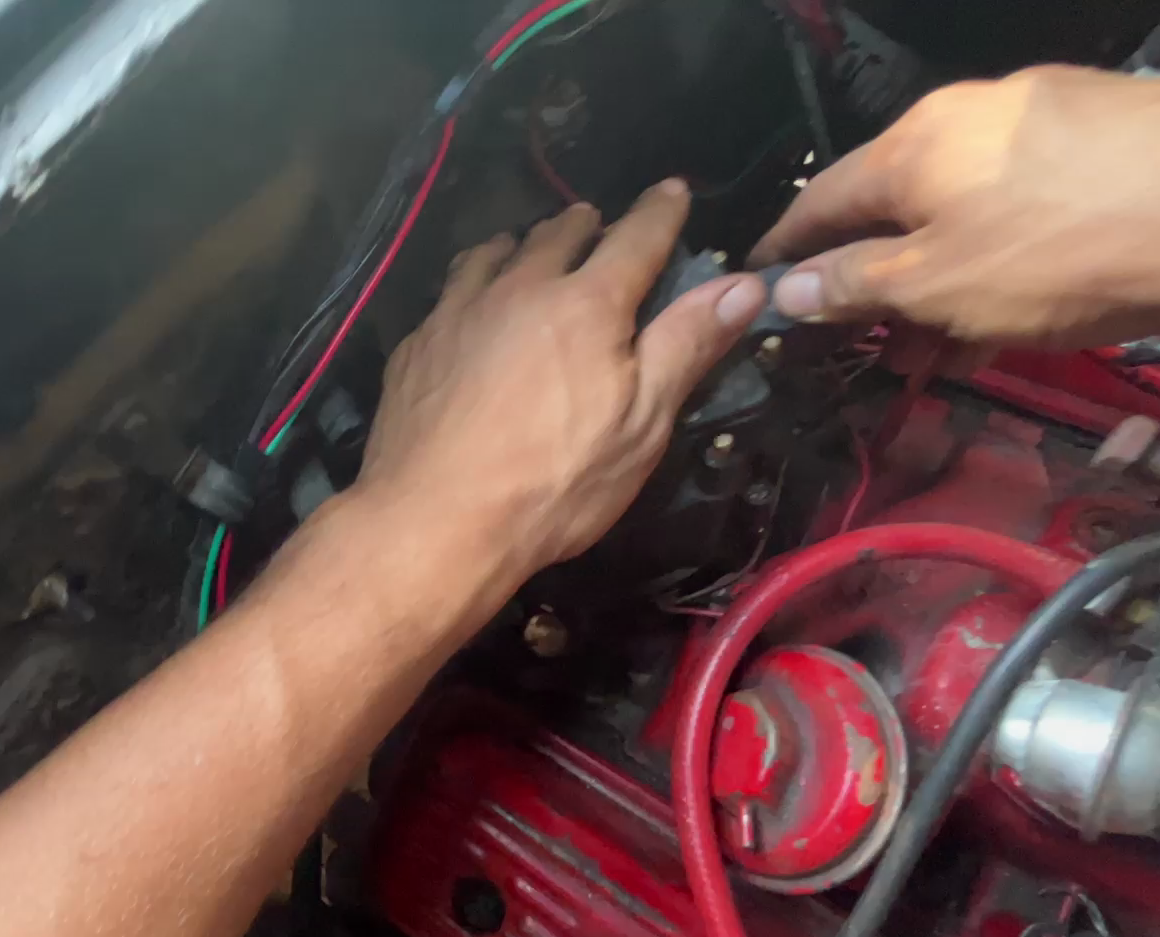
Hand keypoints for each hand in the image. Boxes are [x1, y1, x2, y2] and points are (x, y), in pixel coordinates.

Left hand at [351, 180, 765, 590]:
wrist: (435, 521)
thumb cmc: (552, 484)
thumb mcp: (639, 424)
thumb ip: (686, 346)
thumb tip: (744, 282)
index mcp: (586, 305)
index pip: (637, 236)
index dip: (661, 211)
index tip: (672, 192)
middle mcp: (517, 291)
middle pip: (557, 235)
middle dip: (585, 224)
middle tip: (595, 226)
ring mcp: (456, 315)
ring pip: (491, 254)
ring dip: (519, 246)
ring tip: (525, 250)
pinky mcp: (415, 347)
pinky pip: (447, 296)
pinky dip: (469, 287)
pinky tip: (466, 310)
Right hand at [750, 66, 1159, 398]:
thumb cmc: (1059, 250)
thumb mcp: (929, 284)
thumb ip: (848, 284)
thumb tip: (786, 289)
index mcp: (916, 143)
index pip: (817, 199)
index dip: (780, 250)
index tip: (756, 287)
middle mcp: (975, 116)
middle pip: (890, 208)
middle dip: (866, 279)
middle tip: (853, 337)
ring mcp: (1051, 120)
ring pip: (957, 215)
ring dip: (930, 284)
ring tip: (932, 349)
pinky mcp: (1114, 139)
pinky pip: (1017, 209)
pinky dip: (990, 264)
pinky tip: (999, 318)